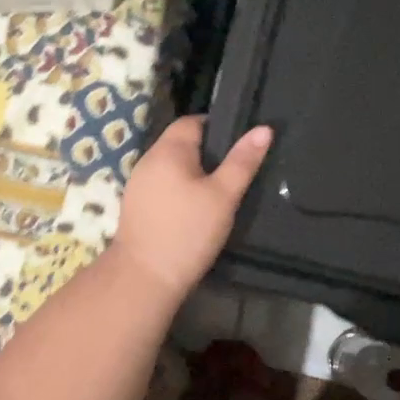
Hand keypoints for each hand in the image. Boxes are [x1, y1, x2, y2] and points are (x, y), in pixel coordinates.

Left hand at [112, 117, 272, 297]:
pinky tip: (195, 209)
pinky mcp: (136, 206)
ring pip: (171, 166)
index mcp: (168, 150)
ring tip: (220, 190)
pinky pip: (162, 185)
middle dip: (207, 152)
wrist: (145, 277)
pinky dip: (179, 189)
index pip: (192, 121)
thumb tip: (263, 129)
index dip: (217, 127)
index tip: (240, 145)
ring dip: (193, 172)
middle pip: (180, 143)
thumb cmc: (188, 232)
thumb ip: (242, 161)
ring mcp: (138, 184)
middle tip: (236, 169)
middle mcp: (148, 160)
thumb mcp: (223, 196)